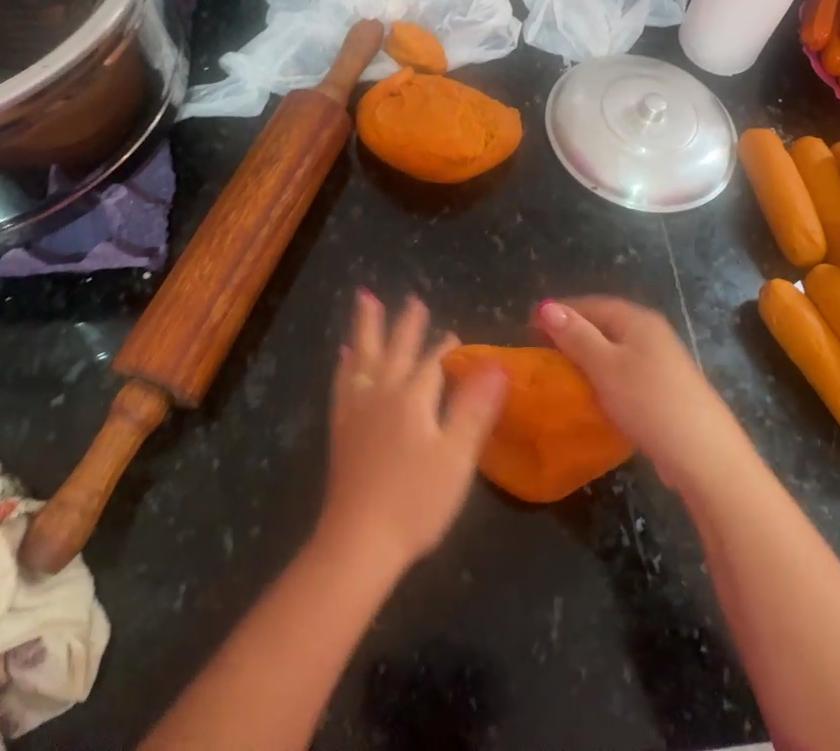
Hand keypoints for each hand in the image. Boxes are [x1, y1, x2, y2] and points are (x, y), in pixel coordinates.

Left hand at [318, 291, 505, 568]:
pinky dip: (345, 365)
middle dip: (405, 324)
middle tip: (411, 299)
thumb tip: (497, 366)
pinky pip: (342, 384)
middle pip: (393, 350)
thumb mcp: (456, 457)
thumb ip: (474, 408)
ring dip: (366, 329)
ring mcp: (356, 412)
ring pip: (362, 358)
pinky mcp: (341, 431)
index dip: (444, 347)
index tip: (454, 334)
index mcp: (412, 400)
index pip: (432, 362)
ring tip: (365, 302)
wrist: (359, 541)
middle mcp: (381, 396)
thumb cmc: (416, 501)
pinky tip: (343, 357)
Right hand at [534, 297, 744, 488]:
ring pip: (614, 350)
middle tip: (540, 352)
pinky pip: (624, 372)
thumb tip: (547, 307)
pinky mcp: (663, 389)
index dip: (559, 312)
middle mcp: (652, 333)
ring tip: (559, 373)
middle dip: (572, 334)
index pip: (591, 303)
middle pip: (604, 324)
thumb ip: (576, 336)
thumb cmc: (647, 401)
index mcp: (637, 320)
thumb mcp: (604, 366)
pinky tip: (591, 393)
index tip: (528, 328)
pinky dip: (603, 377)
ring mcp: (661, 362)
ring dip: (587, 357)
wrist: (701, 451)